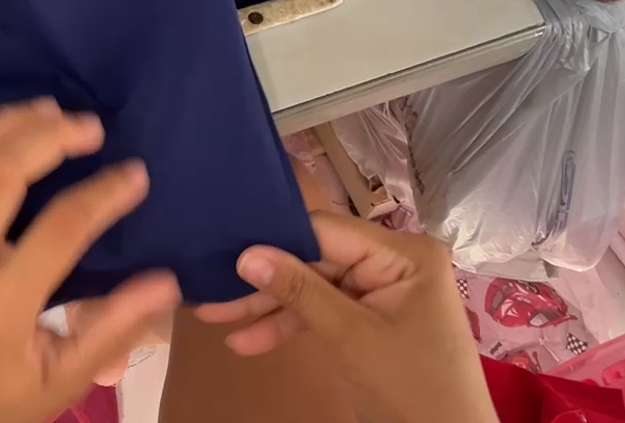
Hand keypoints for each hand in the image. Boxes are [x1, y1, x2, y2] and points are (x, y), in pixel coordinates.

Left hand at [0, 95, 181, 422]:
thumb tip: (167, 279)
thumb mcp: (65, 381)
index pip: (56, 231)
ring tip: (48, 107)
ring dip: (3, 126)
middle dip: (45, 138)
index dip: (101, 195)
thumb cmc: (4, 403)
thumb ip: (114, 329)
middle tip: (90, 124)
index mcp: (0, 307)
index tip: (136, 174)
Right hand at [195, 212, 494, 422]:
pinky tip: (247, 341)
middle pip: (313, 259)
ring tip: (215, 317)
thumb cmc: (414, 393)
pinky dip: (288, 327)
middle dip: (265, 282)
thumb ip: (299, 290)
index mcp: (402, 252)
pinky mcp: (368, 318)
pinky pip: (321, 312)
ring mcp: (379, 290)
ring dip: (267, 307)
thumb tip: (244, 254)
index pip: (325, 231)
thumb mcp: (352, 339)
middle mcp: (391, 260)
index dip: (275, 240)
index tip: (225, 249)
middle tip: (211, 290)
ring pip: (310, 286)